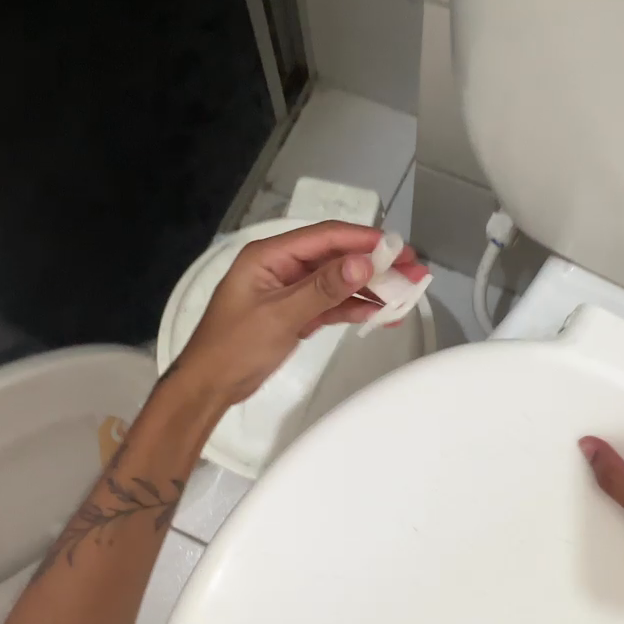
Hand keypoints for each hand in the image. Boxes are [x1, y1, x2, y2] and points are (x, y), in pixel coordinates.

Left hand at [171, 221, 424, 404]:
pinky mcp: (296, 314)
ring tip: (406, 294)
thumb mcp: (280, 316)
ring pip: (338, 283)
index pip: (325, 237)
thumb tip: (362, 264)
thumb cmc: (233, 347)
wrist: (209, 386)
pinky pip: (331, 305)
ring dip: (370, 288)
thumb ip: (322, 289)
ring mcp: (290, 291)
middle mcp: (282, 267)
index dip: (364, 240)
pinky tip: (380, 314)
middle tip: (414, 271)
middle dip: (375, 265)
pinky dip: (354, 309)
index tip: (398, 249)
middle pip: (336, 258)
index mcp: (270, 256)